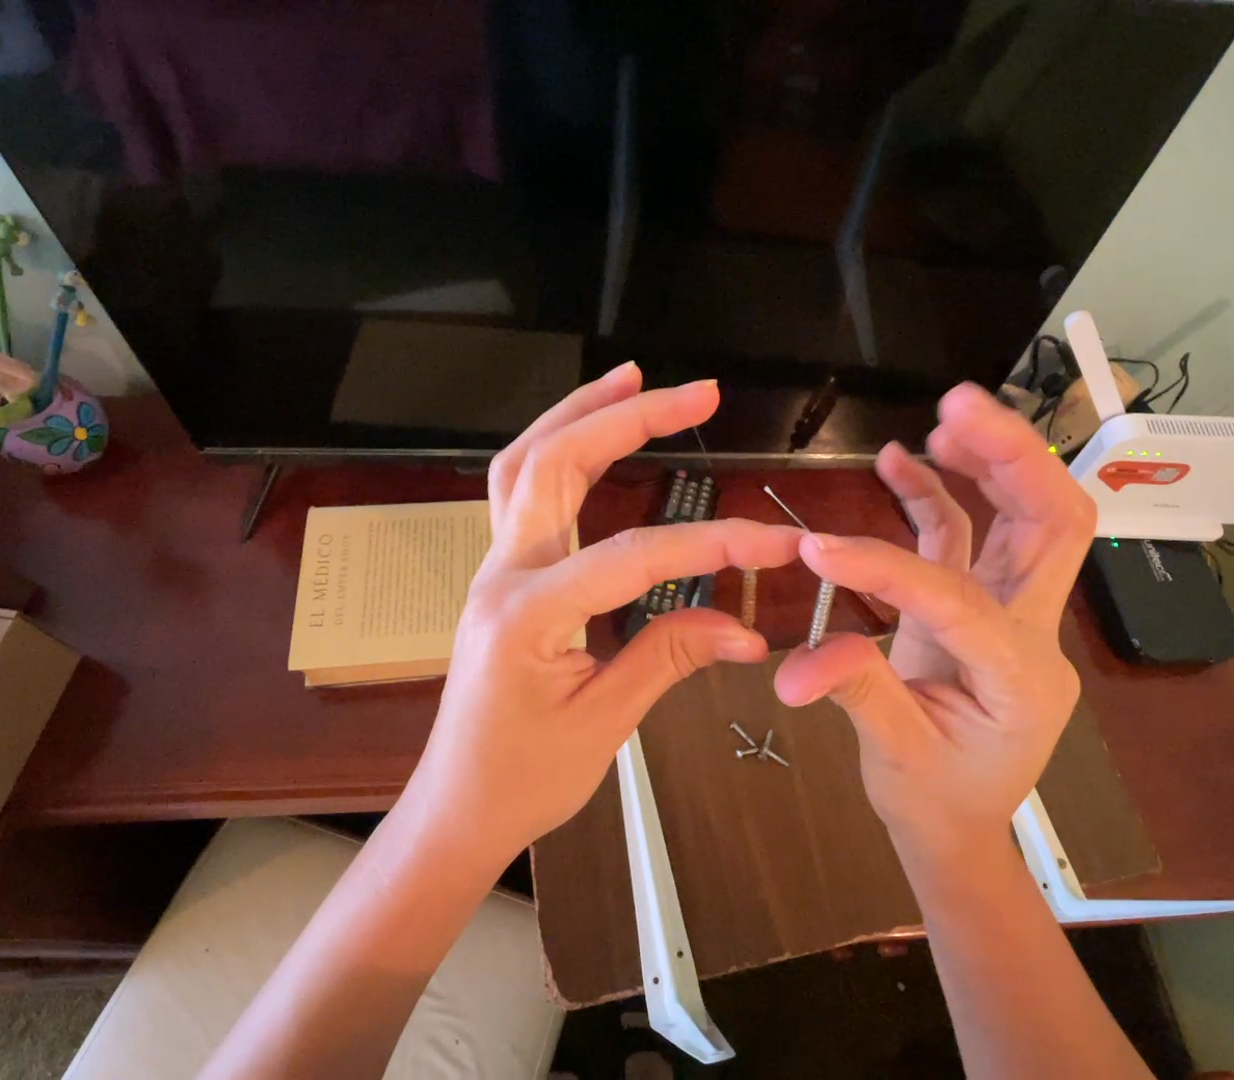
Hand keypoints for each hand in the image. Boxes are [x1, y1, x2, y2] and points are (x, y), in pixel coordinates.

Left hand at [409, 363, 802, 864]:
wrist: (459, 806)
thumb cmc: (524, 778)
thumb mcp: (606, 722)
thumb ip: (670, 657)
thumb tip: (746, 631)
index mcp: (528, 612)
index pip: (635, 556)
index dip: (712, 543)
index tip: (774, 543)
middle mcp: (503, 572)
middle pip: (557, 463)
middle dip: (628, 418)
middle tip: (695, 392)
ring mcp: (494, 568)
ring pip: (526, 463)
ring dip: (580, 413)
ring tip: (633, 379)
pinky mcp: (502, 575)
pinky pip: (521, 492)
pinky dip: (558, 449)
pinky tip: (592, 436)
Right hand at [774, 383, 1095, 861]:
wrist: (959, 826)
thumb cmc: (937, 800)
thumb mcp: (894, 755)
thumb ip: (856, 693)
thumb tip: (793, 668)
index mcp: (1021, 675)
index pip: (956, 598)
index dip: (885, 568)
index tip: (819, 549)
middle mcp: (1030, 632)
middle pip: (1055, 524)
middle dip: (1014, 459)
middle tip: (960, 406)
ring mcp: (1006, 614)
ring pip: (1023, 520)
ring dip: (989, 463)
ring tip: (942, 419)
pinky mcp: (975, 608)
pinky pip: (966, 541)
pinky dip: (939, 496)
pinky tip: (902, 462)